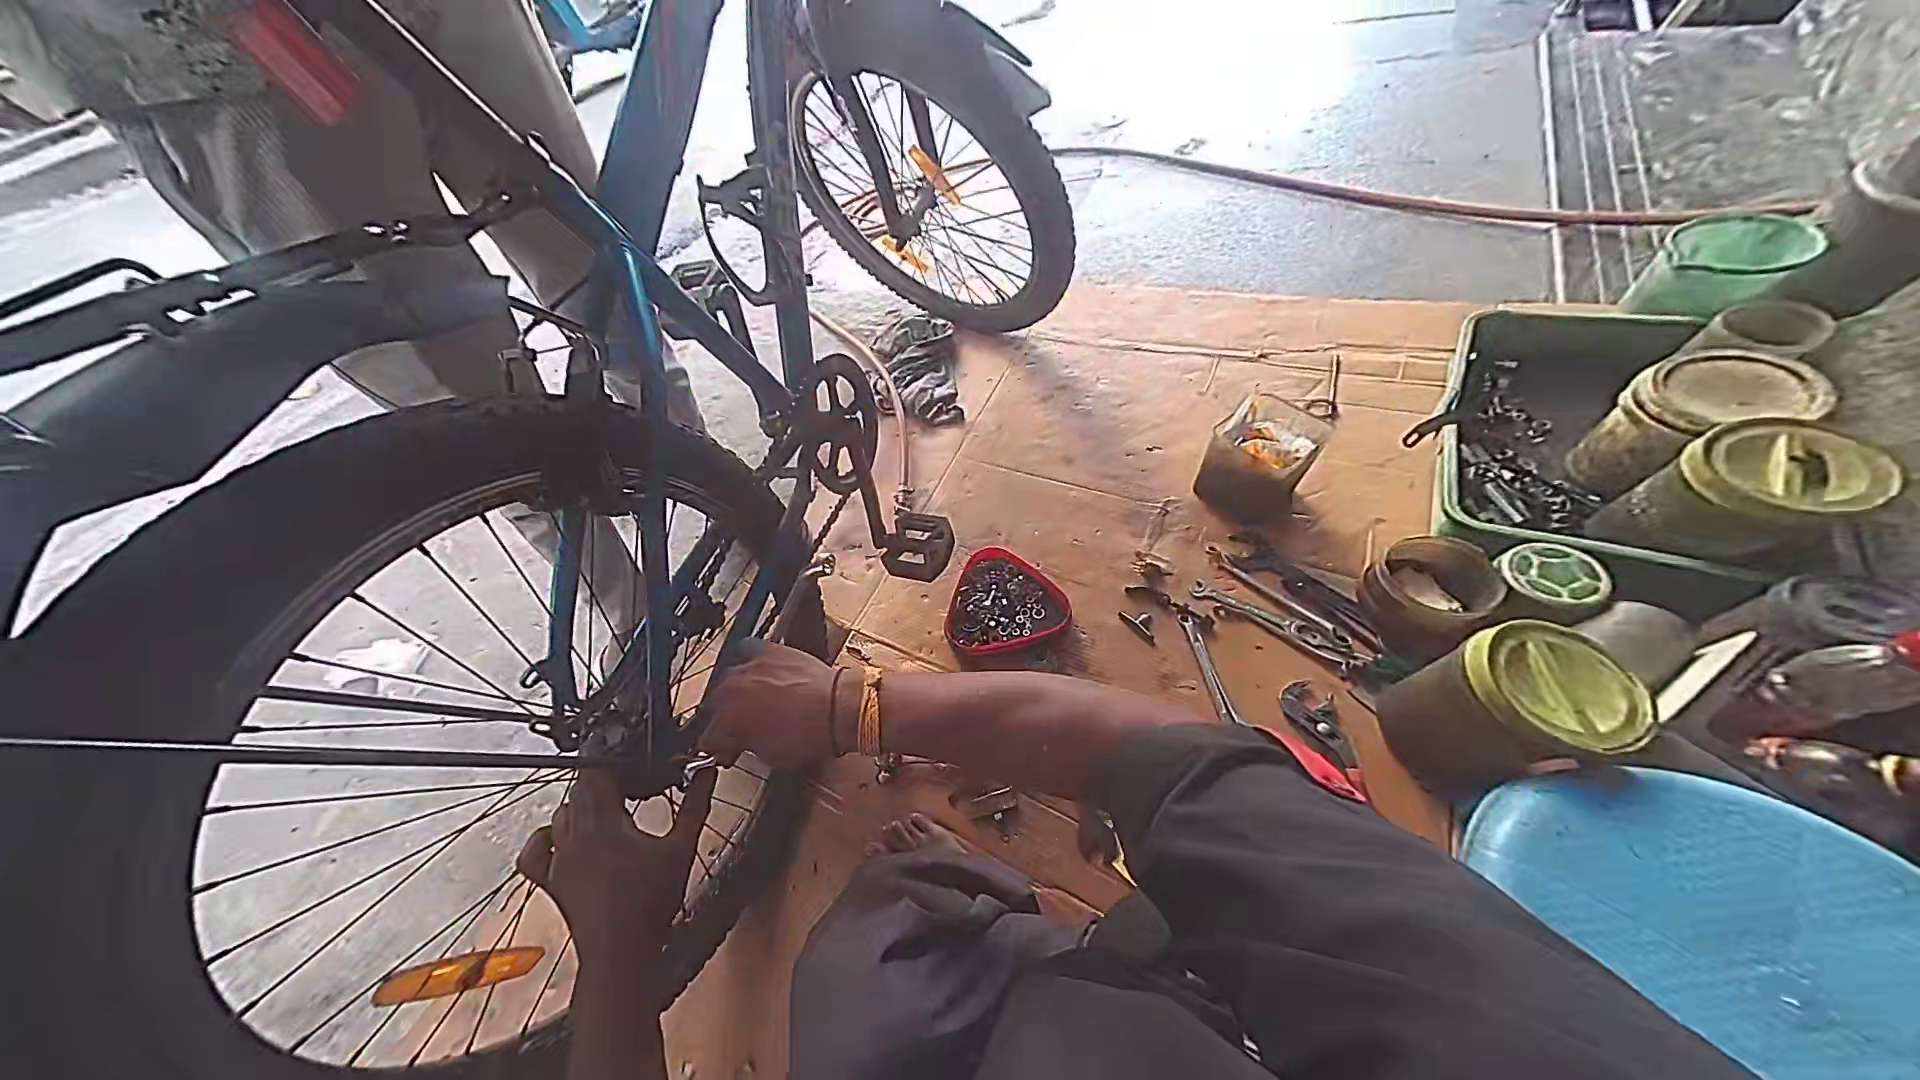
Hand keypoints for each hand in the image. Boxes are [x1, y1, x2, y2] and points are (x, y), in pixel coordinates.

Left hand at [516, 768, 714, 971]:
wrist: (623, 952)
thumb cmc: (653, 901)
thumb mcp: (682, 847)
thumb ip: (695, 804)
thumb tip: (708, 771)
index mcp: (604, 824)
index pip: (598, 774)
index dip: (616, 761)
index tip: (637, 760)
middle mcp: (574, 836)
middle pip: (580, 790)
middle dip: (605, 779)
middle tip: (634, 781)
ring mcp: (559, 859)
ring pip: (562, 812)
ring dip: (584, 802)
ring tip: (613, 805)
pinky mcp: (550, 880)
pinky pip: (534, 851)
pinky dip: (546, 836)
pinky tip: (565, 834)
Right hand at [698, 640, 841, 768]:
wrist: (838, 707)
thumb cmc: (810, 734)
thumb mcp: (771, 756)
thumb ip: (747, 747)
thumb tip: (744, 743)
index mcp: (727, 721)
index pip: (709, 738)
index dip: (721, 748)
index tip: (731, 750)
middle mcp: (731, 691)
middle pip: (717, 706)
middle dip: (728, 719)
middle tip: (746, 727)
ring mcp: (749, 668)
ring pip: (730, 679)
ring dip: (739, 691)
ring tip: (757, 699)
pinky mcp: (769, 651)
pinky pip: (748, 650)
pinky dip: (751, 659)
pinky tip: (759, 669)